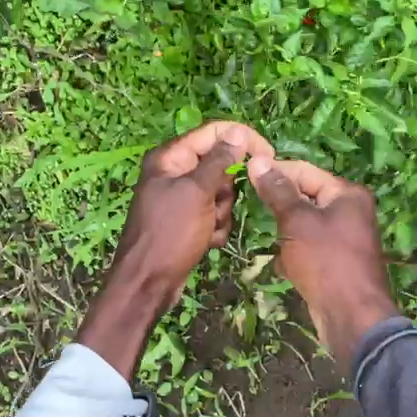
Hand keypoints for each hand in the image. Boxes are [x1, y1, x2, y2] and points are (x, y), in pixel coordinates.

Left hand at [81, 122, 272, 377]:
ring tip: (205, 228)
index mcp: (170, 158)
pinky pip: (215, 214)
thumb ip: (219, 160)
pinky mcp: (188, 220)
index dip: (242, 139)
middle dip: (225, 190)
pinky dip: (215, 228)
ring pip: (221, 193)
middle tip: (214, 206)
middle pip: (219, 166)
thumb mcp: (197, 192)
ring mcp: (181, 198)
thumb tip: (237, 133)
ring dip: (221, 212)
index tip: (268, 153)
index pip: (214, 133)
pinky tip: (204, 242)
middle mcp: (174, 173)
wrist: (148, 283)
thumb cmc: (169, 234)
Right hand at [247, 156, 399, 367]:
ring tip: (277, 247)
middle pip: (305, 198)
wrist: (352, 317)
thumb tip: (257, 160)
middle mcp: (350, 211)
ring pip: (304, 226)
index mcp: (347, 194)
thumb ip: (277, 191)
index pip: (305, 171)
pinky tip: (286, 268)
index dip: (275, 172)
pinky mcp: (337, 262)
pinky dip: (295, 256)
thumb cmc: (325, 261)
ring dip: (286, 236)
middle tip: (255, 213)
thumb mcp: (297, 221)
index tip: (246, 175)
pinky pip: (309, 249)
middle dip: (281, 209)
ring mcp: (345, 239)